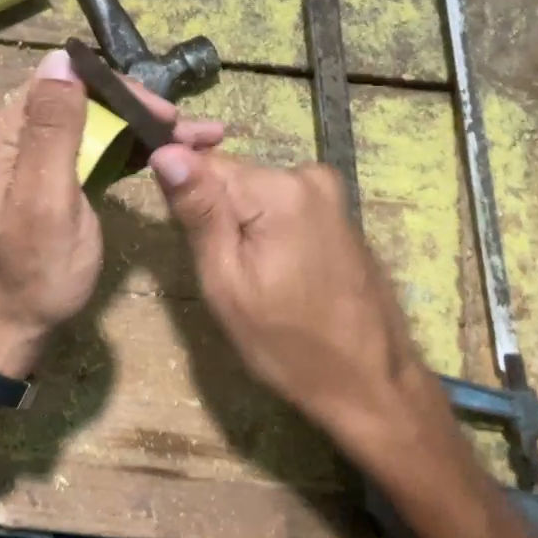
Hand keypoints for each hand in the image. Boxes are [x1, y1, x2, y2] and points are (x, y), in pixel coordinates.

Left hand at [0, 51, 221, 378]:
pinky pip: (88, 150)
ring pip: (90, 123)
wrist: (11, 327)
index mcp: (1, 131)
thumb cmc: (32, 270)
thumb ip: (52, 128)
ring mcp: (27, 157)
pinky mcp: (47, 177)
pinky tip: (164, 152)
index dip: (116, 90)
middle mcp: (9, 134)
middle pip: (80, 100)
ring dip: (139, 128)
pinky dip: (125, 150)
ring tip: (196, 137)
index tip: (163, 113)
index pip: (62, 82)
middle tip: (191, 129)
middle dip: (135, 109)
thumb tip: (60, 59)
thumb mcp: (45, 198)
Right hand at [148, 148, 428, 447]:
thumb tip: (165, 151)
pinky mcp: (340, 214)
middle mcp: (308, 176)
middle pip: (230, 178)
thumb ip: (197, 210)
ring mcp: (330, 195)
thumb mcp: (226, 282)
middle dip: (216, 217)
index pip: (201, 164)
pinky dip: (269, 233)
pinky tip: (280, 275)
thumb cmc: (288, 343)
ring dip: (242, 227)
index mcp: (277, 189)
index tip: (193, 242)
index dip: (187, 201)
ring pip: (254, 194)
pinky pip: (281, 207)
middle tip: (224, 273)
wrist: (373, 386)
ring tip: (253, 280)